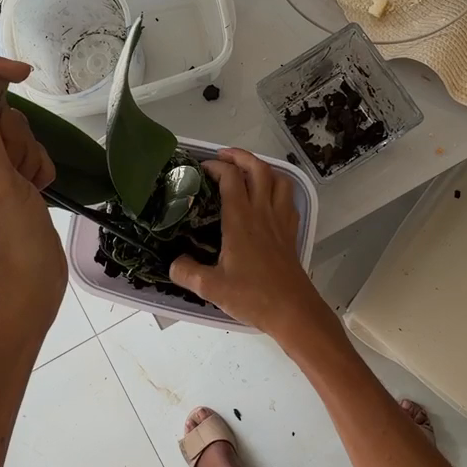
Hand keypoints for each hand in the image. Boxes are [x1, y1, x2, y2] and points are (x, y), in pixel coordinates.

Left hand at [0, 57, 66, 329]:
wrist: (33, 289)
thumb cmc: (9, 243)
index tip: (22, 72)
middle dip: (13, 136)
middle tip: (15, 172)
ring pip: (14, 129)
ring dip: (29, 155)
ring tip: (26, 188)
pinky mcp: (7, 176)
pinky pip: (29, 150)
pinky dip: (39, 168)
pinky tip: (37, 192)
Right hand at [170, 148, 337, 342]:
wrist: (293, 311)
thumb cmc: (253, 297)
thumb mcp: (211, 288)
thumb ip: (187, 272)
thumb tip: (173, 263)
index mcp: (241, 220)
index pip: (231, 179)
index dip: (217, 166)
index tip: (202, 168)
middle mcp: (262, 213)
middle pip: (258, 169)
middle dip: (240, 156)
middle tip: (223, 156)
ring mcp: (281, 221)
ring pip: (279, 180)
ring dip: (263, 168)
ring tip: (246, 171)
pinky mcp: (291, 233)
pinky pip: (288, 199)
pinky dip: (278, 189)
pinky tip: (268, 199)